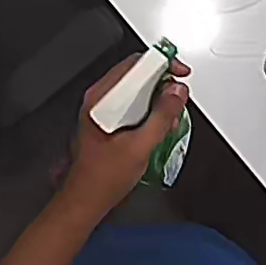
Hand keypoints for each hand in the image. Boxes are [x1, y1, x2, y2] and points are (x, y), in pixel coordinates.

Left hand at [60, 53, 190, 214]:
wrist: (85, 200)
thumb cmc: (102, 177)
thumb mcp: (140, 146)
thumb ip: (161, 116)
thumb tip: (177, 92)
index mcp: (101, 99)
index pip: (134, 65)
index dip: (161, 64)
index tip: (180, 71)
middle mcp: (100, 99)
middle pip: (137, 74)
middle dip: (163, 84)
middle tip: (178, 98)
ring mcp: (103, 108)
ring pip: (138, 89)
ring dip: (159, 99)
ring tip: (169, 118)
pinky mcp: (109, 119)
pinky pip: (134, 103)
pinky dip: (151, 109)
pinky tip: (159, 127)